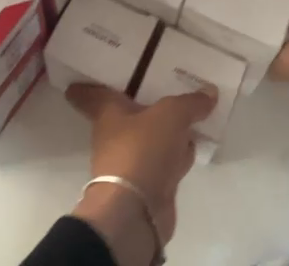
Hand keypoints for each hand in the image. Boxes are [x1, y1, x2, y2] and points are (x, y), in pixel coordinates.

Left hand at [66, 82, 215, 265]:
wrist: (137, 210)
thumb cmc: (142, 149)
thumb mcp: (171, 114)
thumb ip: (190, 102)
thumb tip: (209, 92)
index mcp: (108, 112)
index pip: (90, 95)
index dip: (85, 86)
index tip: (79, 79)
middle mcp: (114, 135)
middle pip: (126, 112)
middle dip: (143, 101)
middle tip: (161, 81)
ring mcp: (130, 160)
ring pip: (150, 136)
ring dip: (168, 128)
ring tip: (190, 110)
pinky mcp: (147, 182)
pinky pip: (165, 159)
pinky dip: (177, 153)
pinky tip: (194, 144)